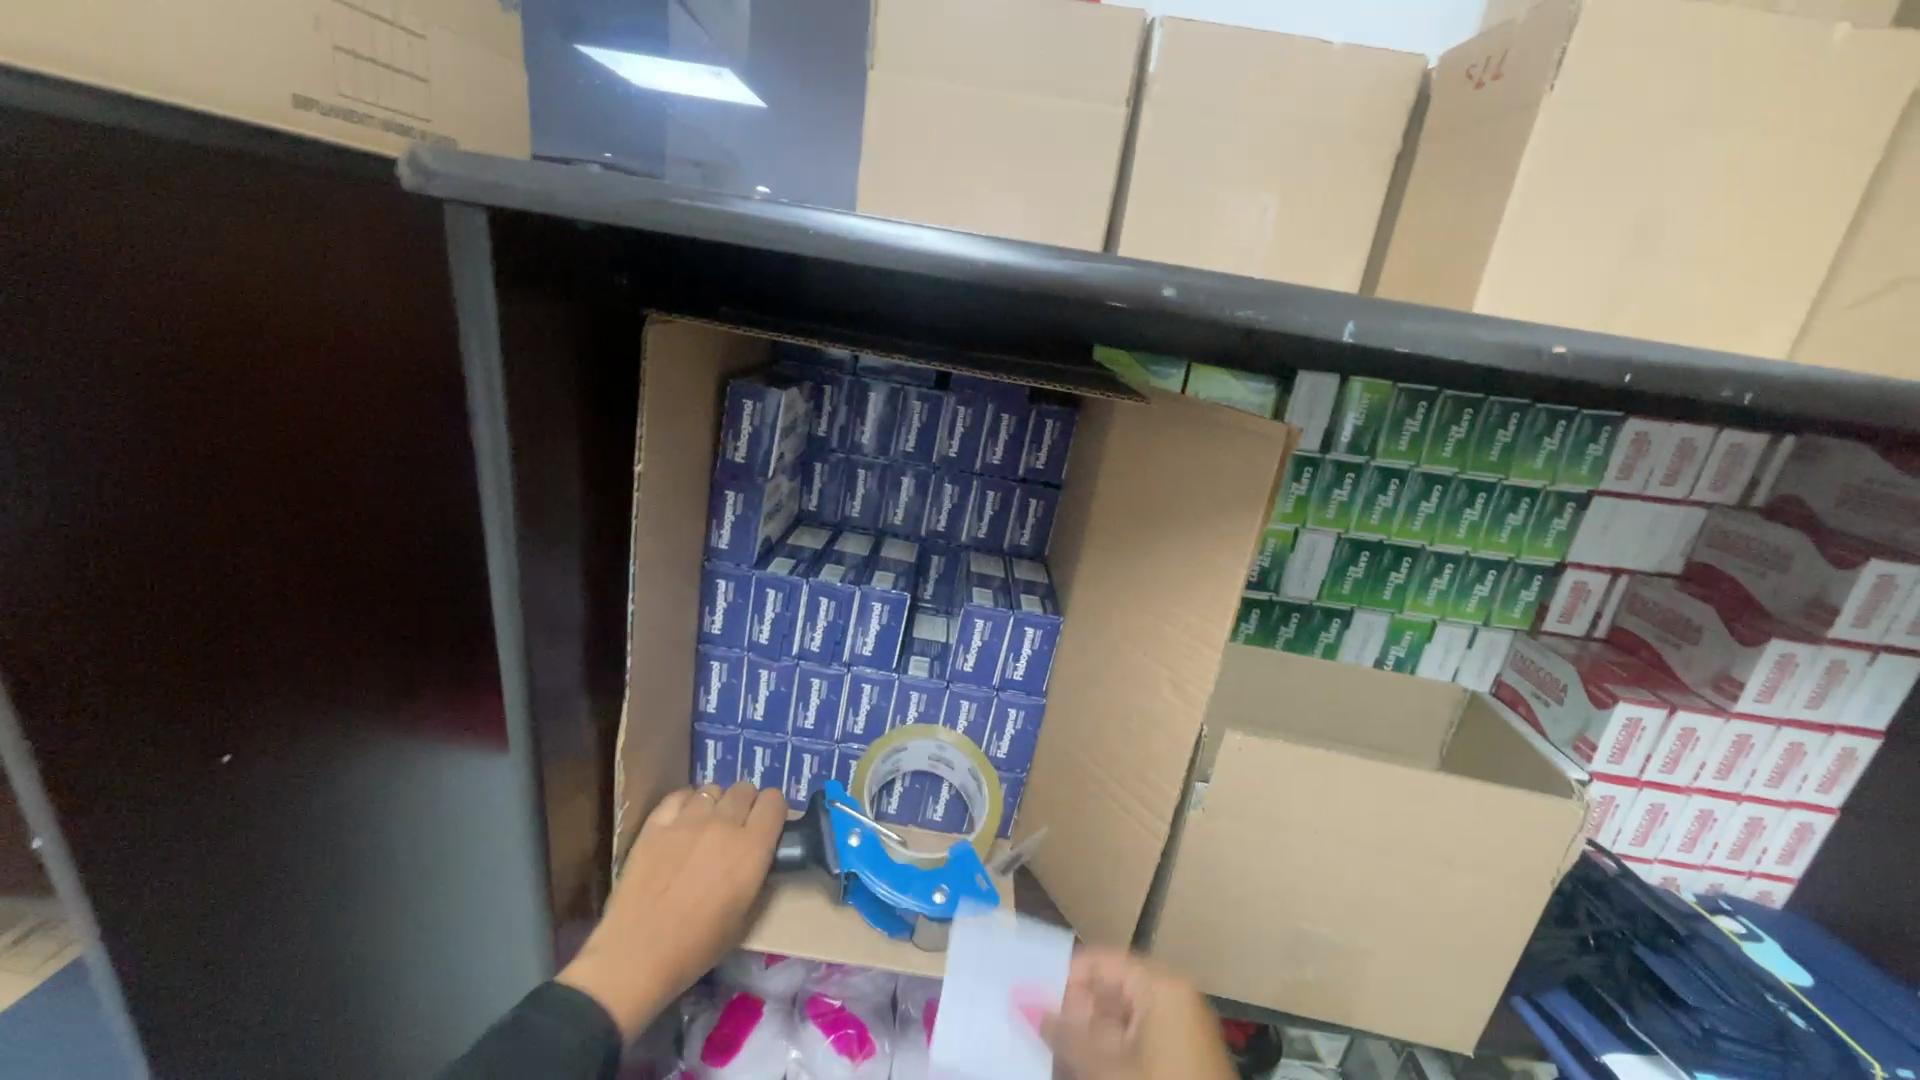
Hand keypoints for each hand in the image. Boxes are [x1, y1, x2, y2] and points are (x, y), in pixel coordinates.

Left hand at [558, 782, 785, 1038]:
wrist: (638, 954)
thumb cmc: (698, 946)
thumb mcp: (746, 916)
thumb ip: (759, 875)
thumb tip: (761, 857)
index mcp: (752, 848)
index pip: (774, 801)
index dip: (773, 811)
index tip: (767, 826)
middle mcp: (724, 824)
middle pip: (744, 788)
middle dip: (746, 804)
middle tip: (737, 828)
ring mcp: (687, 820)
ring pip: (713, 789)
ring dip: (716, 803)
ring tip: (708, 825)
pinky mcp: (655, 824)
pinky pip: (679, 795)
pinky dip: (686, 803)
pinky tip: (682, 821)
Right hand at [1019, 947, 1235, 1079]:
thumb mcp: (1105, 1069)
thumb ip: (1064, 1034)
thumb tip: (1028, 1006)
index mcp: (1159, 985)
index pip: (1098, 962)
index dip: (1063, 983)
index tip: (1034, 1012)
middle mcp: (1171, 996)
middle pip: (1108, 991)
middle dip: (1075, 1018)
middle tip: (1043, 1043)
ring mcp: (1179, 1028)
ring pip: (1119, 1022)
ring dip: (1089, 1042)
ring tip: (1063, 1062)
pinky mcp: (1181, 1058)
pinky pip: (1135, 1043)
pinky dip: (1111, 1057)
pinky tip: (1089, 1071)